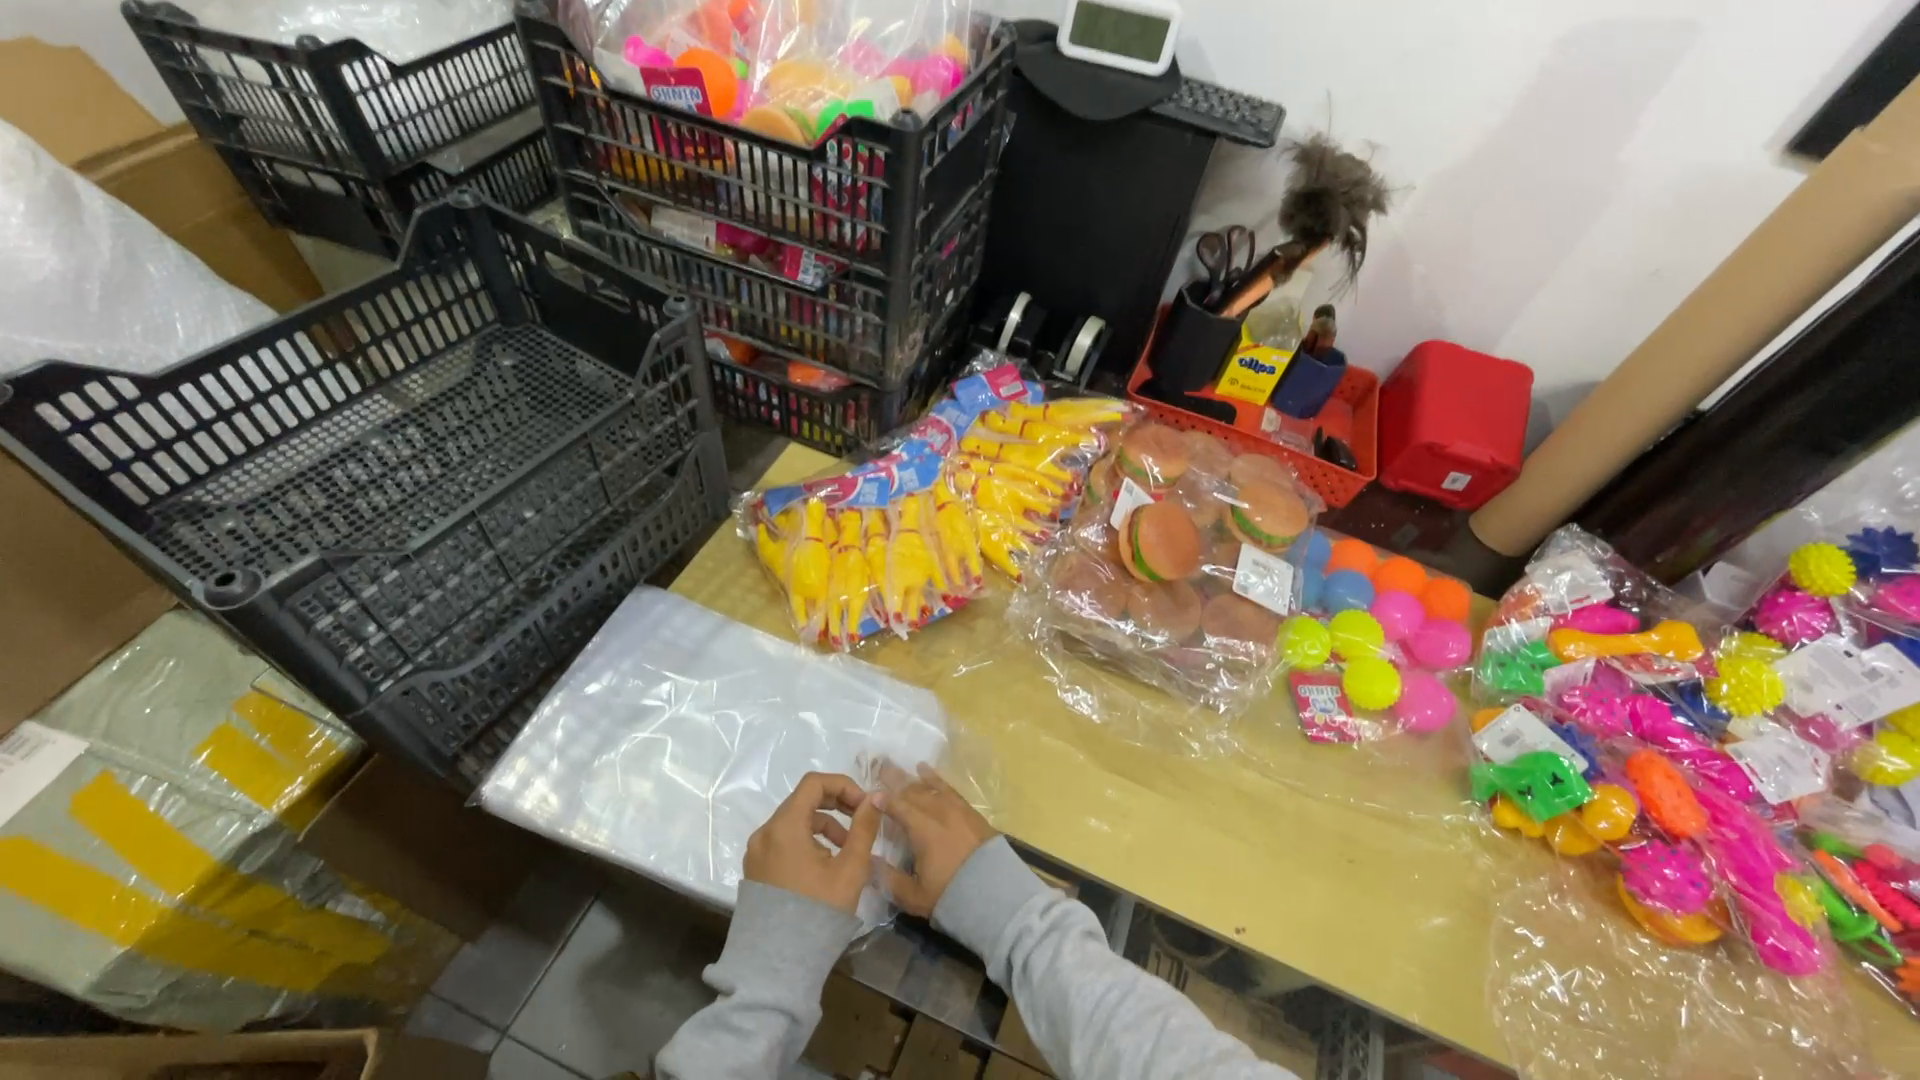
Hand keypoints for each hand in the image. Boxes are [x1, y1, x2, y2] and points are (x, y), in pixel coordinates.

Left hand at [744, 772, 882, 914]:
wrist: (778, 965)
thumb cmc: (818, 912)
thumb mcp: (850, 868)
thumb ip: (864, 827)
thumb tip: (876, 797)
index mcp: (784, 827)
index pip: (814, 783)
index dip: (844, 786)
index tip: (865, 806)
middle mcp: (764, 833)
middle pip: (803, 801)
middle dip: (836, 806)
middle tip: (860, 824)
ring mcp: (757, 853)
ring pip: (794, 823)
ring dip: (824, 826)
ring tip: (846, 851)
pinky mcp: (756, 871)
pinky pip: (784, 842)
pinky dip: (807, 842)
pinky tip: (825, 867)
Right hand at [876, 763, 997, 916]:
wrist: (997, 895)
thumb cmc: (952, 896)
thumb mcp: (914, 896)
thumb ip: (889, 879)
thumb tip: (870, 861)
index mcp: (923, 830)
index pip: (898, 808)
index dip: (883, 801)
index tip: (870, 795)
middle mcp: (939, 813)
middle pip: (914, 792)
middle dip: (895, 781)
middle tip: (881, 768)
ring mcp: (958, 810)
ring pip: (931, 787)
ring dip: (914, 778)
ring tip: (901, 767)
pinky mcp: (972, 812)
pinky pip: (950, 789)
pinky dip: (937, 779)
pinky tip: (929, 773)